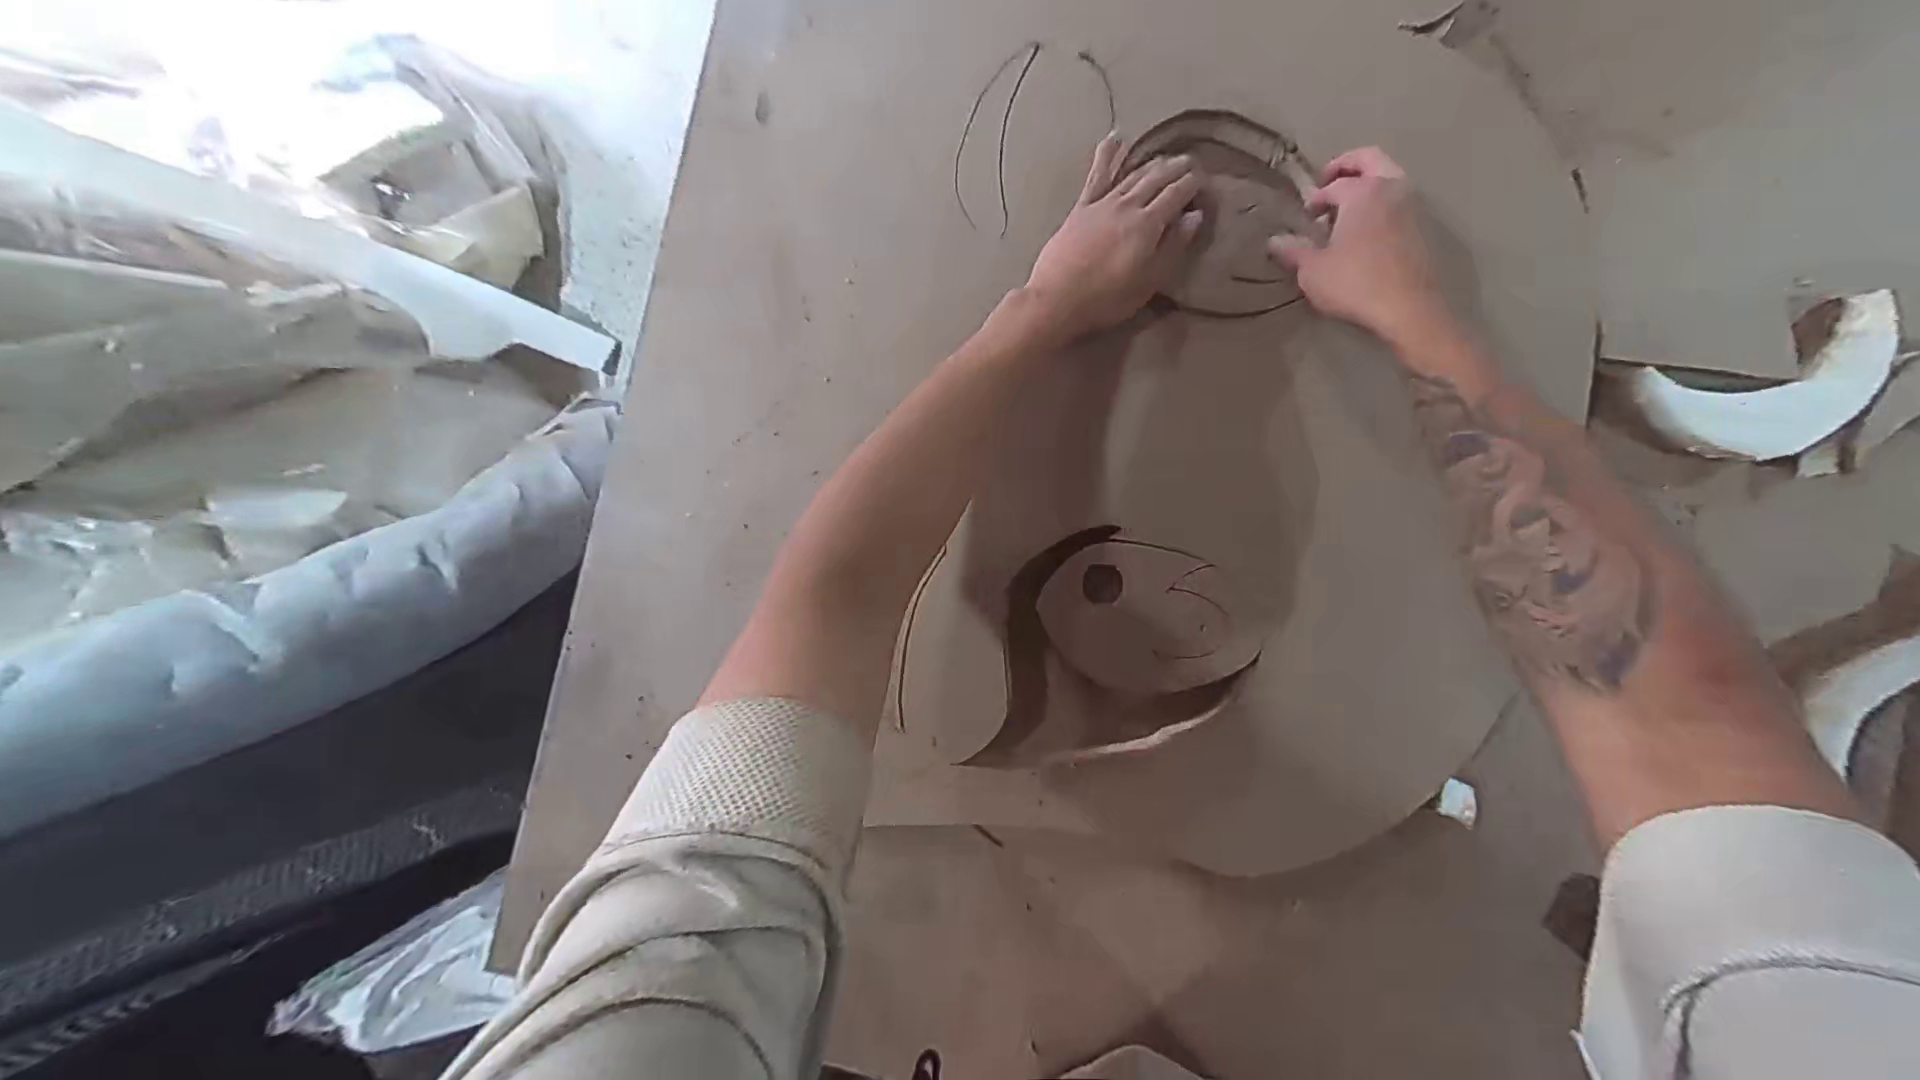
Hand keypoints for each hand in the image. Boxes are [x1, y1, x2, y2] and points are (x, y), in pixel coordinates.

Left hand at [1023, 134, 1204, 337]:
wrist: (1056, 299)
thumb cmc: (1105, 300)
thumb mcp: (1148, 282)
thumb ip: (1173, 247)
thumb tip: (1195, 216)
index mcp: (1148, 224)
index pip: (1178, 193)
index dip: (1194, 184)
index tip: (1205, 182)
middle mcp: (1127, 206)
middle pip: (1157, 177)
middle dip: (1177, 168)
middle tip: (1191, 164)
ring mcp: (1102, 204)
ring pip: (1132, 174)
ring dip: (1152, 163)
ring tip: (1165, 158)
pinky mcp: (1080, 209)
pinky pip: (1096, 176)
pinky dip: (1107, 156)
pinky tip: (1115, 140)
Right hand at [1268, 147, 1451, 346]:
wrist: (1404, 306)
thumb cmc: (1352, 283)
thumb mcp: (1312, 271)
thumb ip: (1294, 252)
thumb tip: (1275, 242)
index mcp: (1362, 192)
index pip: (1334, 185)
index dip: (1315, 199)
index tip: (1304, 217)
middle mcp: (1390, 188)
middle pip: (1369, 159)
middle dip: (1345, 166)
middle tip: (1326, 183)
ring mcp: (1410, 205)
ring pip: (1387, 176)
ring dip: (1365, 183)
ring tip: (1343, 210)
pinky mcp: (1419, 225)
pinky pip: (1395, 199)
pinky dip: (1378, 202)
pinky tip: (1362, 229)